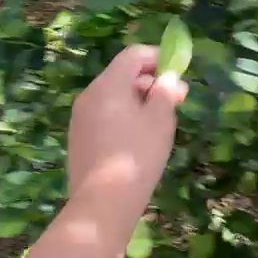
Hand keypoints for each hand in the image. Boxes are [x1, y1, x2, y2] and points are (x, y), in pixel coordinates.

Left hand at [66, 45, 186, 212]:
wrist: (103, 202)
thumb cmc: (137, 155)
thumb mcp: (160, 120)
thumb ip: (166, 93)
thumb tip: (167, 79)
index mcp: (108, 84)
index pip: (133, 55)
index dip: (158, 58)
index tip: (178, 74)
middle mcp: (89, 95)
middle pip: (122, 75)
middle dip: (151, 82)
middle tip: (178, 101)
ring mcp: (80, 117)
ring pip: (113, 97)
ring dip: (139, 101)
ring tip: (161, 123)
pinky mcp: (78, 138)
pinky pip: (104, 116)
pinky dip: (124, 118)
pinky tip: (139, 140)